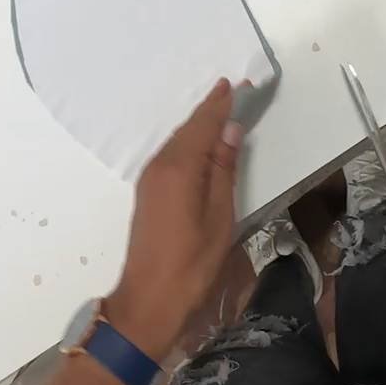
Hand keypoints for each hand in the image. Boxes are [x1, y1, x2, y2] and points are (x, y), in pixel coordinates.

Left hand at [104, 79, 244, 360]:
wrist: (148, 300)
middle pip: (189, 127)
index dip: (221, 104)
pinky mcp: (148, 189)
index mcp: (180, 168)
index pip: (204, 125)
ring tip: (220, 106)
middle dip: (210, 108)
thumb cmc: (192, 263)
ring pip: (179, 138)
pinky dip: (189, 139)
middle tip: (231, 88)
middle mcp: (160, 164)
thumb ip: (223, 169)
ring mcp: (150, 177)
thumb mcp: (219, 216)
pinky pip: (171, 152)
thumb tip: (230, 129)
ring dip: (199, 122)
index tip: (237, 84)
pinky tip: (200, 139)